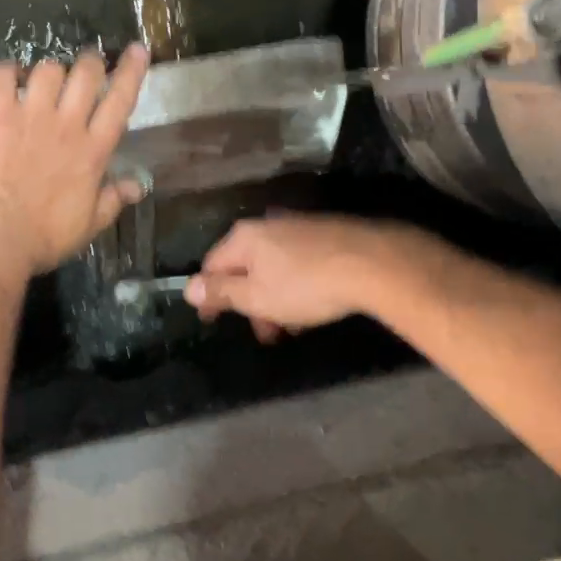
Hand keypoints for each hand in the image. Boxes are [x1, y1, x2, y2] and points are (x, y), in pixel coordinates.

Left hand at [0, 45, 151, 278]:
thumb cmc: (43, 238)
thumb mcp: (88, 225)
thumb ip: (112, 199)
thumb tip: (137, 185)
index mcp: (93, 151)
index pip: (120, 100)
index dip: (131, 71)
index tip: (136, 49)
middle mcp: (66, 125)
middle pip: (86, 74)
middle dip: (89, 63)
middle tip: (86, 66)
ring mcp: (29, 117)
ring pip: (48, 70)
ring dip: (50, 71)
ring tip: (43, 80)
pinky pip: (2, 77)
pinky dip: (7, 72)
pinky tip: (8, 78)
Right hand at [184, 215, 451, 340]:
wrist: (373, 263)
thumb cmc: (306, 285)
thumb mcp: (257, 297)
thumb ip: (222, 292)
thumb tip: (188, 287)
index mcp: (243, 238)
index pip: (211, 266)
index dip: (209, 295)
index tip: (211, 321)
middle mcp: (266, 225)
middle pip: (244, 267)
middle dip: (249, 303)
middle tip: (264, 334)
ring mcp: (297, 227)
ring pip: (273, 268)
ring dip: (274, 299)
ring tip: (292, 327)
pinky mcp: (324, 234)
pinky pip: (296, 263)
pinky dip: (295, 287)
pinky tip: (313, 308)